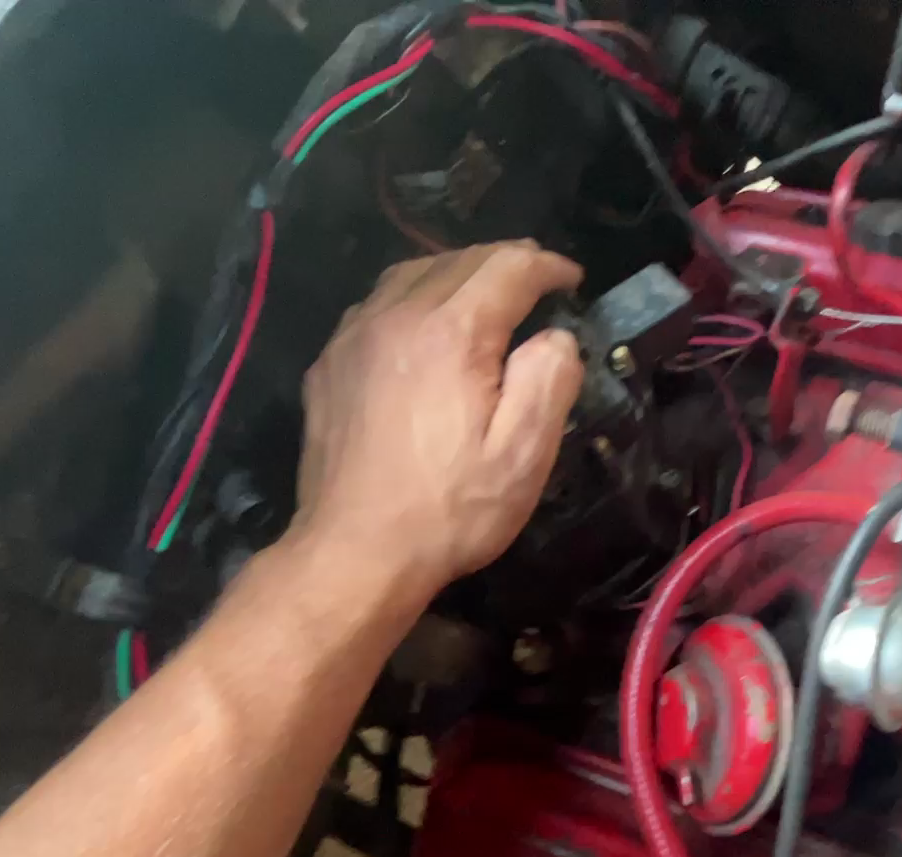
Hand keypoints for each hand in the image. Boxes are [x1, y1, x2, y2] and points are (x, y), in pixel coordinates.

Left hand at [284, 240, 584, 596]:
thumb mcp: (523, 455)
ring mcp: (353, 338)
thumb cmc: (450, 510)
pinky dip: (414, 299)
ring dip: (457, 273)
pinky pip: (377, 306)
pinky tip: (425, 327)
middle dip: (506, 262)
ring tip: (486, 294)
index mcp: (452, 333)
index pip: (508, 268)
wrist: (356, 552)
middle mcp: (396, 316)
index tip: (572, 280)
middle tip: (538, 283)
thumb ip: (548, 380)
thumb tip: (555, 337)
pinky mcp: (329, 365)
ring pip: (412, 274)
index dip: (548, 266)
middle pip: (458, 260)